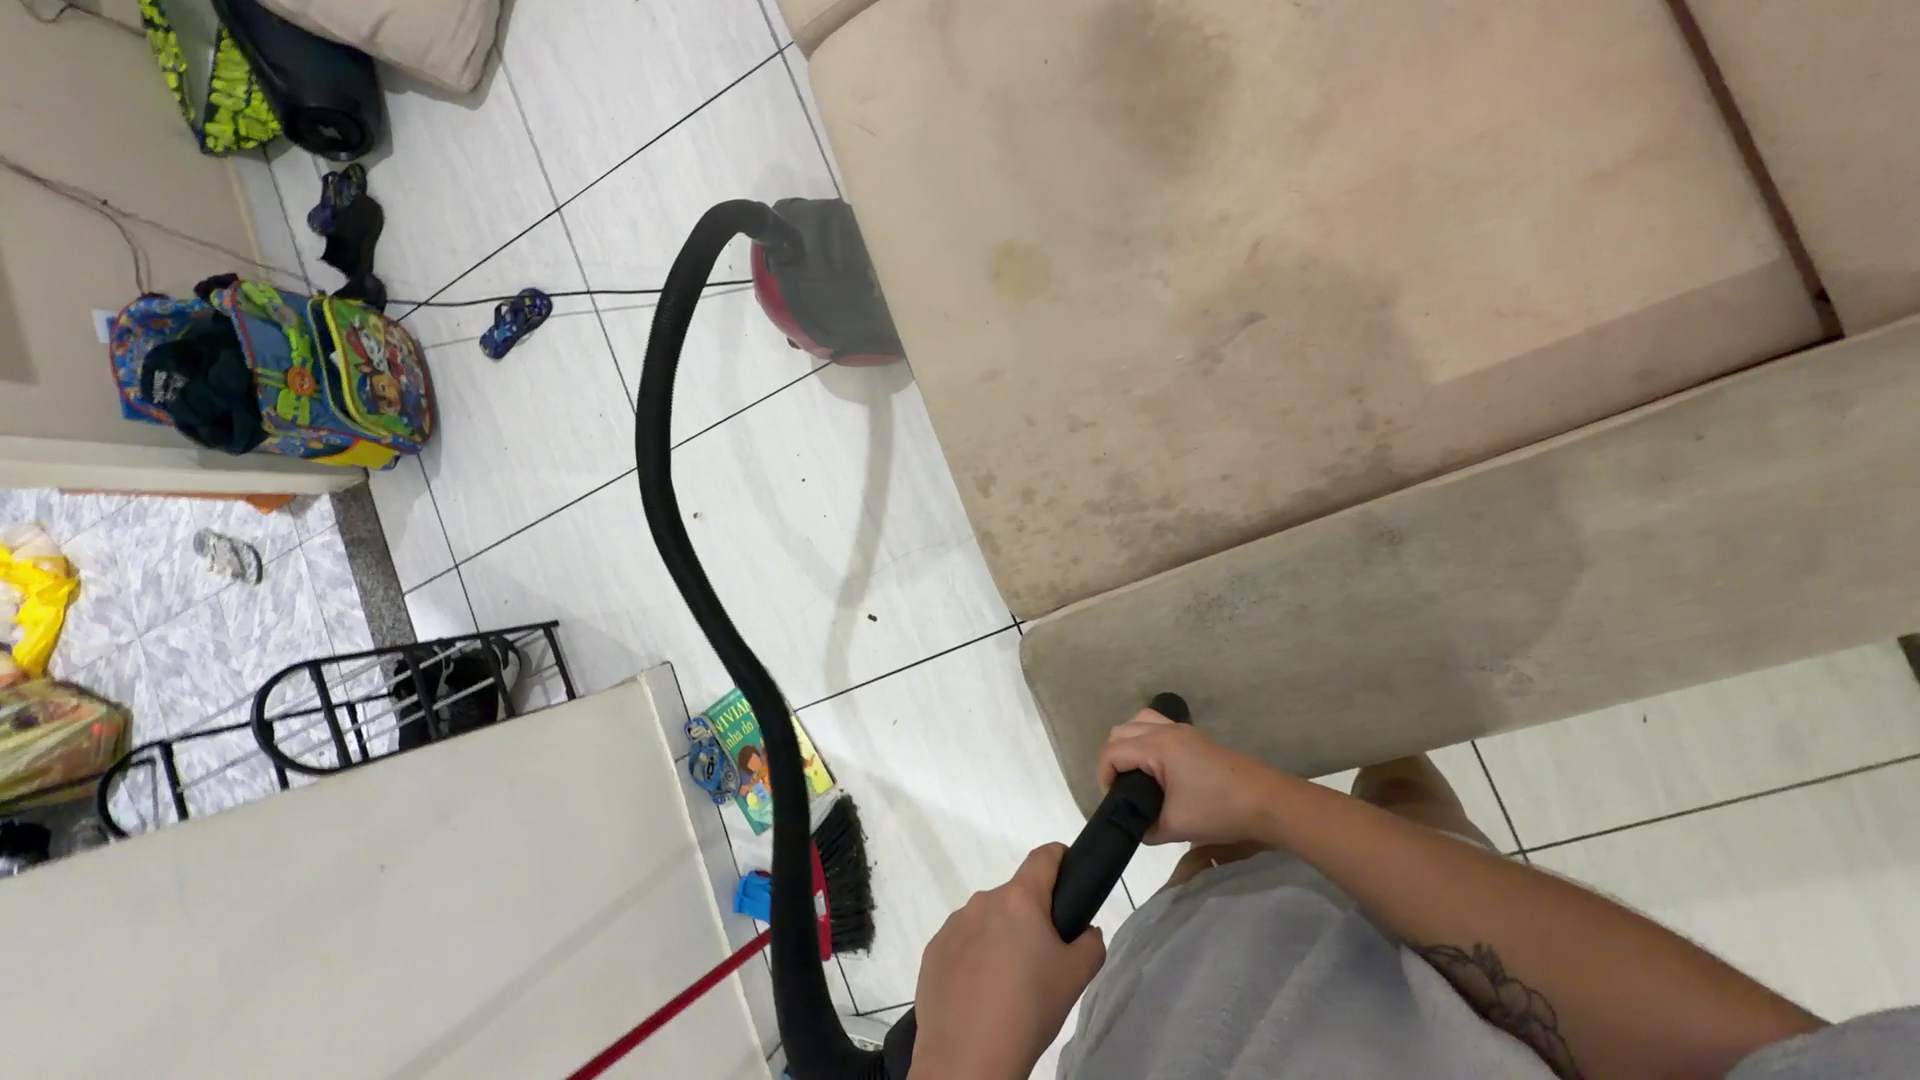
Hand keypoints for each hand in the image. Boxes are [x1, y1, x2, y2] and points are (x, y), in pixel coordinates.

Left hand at [913, 844, 1106, 1079]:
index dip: (1060, 858)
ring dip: (999, 939)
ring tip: (1007, 986)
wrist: (968, 1057)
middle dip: (1030, 918)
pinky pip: (961, 945)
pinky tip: (980, 995)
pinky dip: (973, 960)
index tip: (1068, 872)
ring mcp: (953, 926)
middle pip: (1015, 897)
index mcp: (1020, 899)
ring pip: (986, 922)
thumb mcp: (1077, 977)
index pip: (1044, 857)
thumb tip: (1083, 932)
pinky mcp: (932, 952)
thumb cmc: (1029, 1009)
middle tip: (1042, 959)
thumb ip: (1090, 943)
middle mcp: (982, 901)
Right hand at [1098, 710, 1293, 845]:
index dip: (1104, 778)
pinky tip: (1159, 773)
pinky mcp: (1196, 739)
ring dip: (1130, 745)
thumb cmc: (1220, 811)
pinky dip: (1148, 743)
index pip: (1111, 752)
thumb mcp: (1176, 826)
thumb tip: (1137, 828)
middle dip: (1113, 760)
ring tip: (1137, 777)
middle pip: (1121, 732)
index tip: (1115, 804)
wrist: (1269, 803)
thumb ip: (1146, 828)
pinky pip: (1159, 728)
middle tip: (1122, 791)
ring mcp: (1184, 731)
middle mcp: (1167, 731)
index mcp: (1158, 747)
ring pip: (1140, 723)